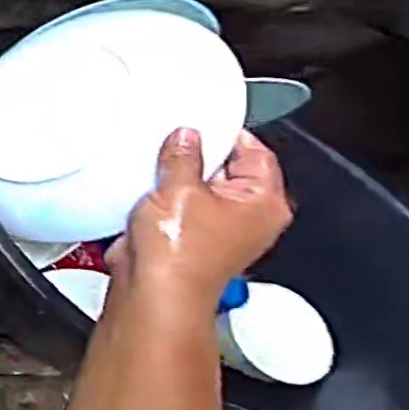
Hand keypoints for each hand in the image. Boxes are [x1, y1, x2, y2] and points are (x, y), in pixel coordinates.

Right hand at [108, 128, 292, 310]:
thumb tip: (187, 136)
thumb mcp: (179, 189)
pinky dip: (162, 195)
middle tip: (166, 144)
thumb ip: (183, 156)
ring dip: (173, 177)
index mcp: (264, 202)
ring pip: (198, 186)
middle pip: (226, 169)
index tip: (195, 122)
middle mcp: (248, 215)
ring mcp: (218, 226)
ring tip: (152, 170)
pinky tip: (143, 190)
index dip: (224, 134)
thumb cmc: (179, 251)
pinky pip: (178, 203)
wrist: (152, 287)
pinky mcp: (188, 234)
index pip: (254, 153)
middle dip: (194, 156)